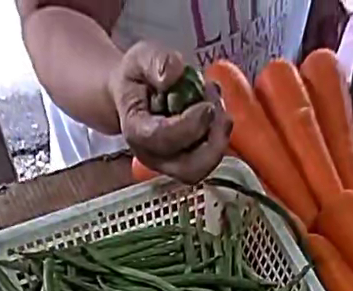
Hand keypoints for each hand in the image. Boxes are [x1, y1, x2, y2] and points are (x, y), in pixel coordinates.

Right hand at [111, 42, 231, 182]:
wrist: (133, 96)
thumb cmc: (137, 78)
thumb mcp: (140, 59)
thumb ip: (156, 62)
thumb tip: (175, 72)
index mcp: (136, 131)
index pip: (163, 139)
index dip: (190, 126)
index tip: (207, 106)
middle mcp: (153, 157)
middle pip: (189, 169)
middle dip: (212, 142)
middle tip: (218, 109)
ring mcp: (170, 165)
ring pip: (202, 168)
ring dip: (218, 138)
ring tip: (217, 105)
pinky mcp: (185, 165)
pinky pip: (207, 160)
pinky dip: (218, 138)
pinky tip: (216, 112)